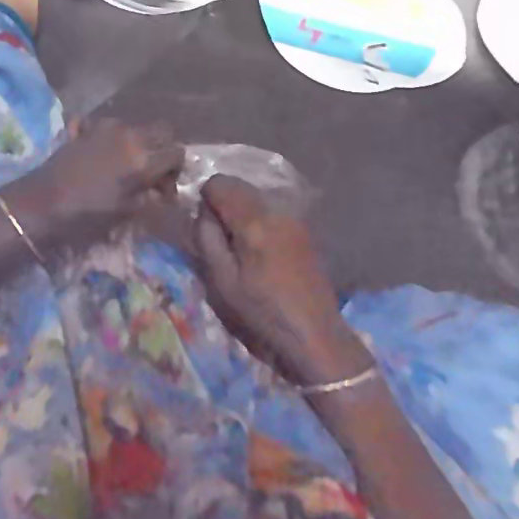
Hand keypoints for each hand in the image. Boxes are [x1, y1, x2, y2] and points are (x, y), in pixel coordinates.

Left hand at [12, 120, 181, 248]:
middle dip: (162, 149)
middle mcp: (128, 133)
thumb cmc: (87, 214)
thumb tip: (160, 191)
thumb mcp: (128, 211)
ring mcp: (103, 125)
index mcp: (143, 156)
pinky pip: (105, 125)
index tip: (162, 191)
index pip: (177, 152)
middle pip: (161, 130)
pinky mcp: (82, 126)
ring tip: (123, 166)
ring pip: (134, 126)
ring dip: (136, 141)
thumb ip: (151, 196)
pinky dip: (109, 137)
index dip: (175, 172)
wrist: (41, 202)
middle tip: (149, 172)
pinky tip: (99, 155)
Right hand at [193, 175, 371, 384]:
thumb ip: (205, 236)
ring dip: (242, 209)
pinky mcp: (304, 228)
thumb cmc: (262, 310)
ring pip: (255, 195)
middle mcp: (276, 210)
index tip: (207, 226)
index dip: (206, 200)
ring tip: (242, 243)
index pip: (218, 183)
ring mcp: (294, 217)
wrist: (315, 334)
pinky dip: (259, 217)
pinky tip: (262, 247)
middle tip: (222, 236)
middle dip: (223, 202)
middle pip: (238, 185)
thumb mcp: (220, 278)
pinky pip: (272, 208)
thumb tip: (204, 211)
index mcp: (253, 221)